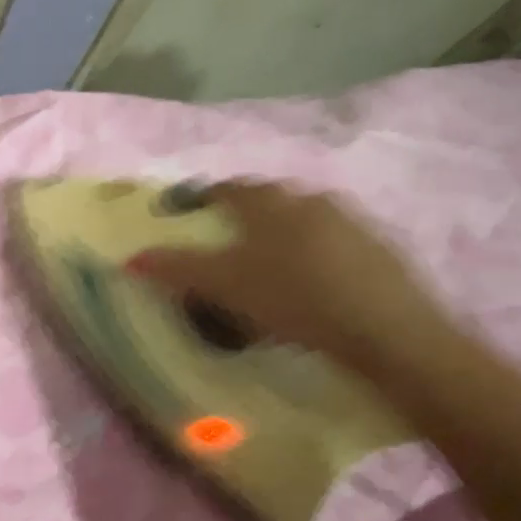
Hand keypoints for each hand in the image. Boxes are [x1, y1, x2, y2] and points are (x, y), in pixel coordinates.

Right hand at [133, 180, 450, 372]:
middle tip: (221, 247)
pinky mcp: (380, 249)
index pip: (225, 188)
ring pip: (301, 220)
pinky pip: (330, 242)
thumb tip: (130, 257)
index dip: (199, 200)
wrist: (389, 331)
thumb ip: (176, 268)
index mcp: (269, 201)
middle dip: (241, 218)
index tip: (183, 219)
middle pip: (265, 200)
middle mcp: (309, 198)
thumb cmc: (294, 299)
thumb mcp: (224, 285)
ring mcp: (350, 221)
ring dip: (278, 236)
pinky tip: (307, 286)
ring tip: (263, 269)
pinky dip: (311, 255)